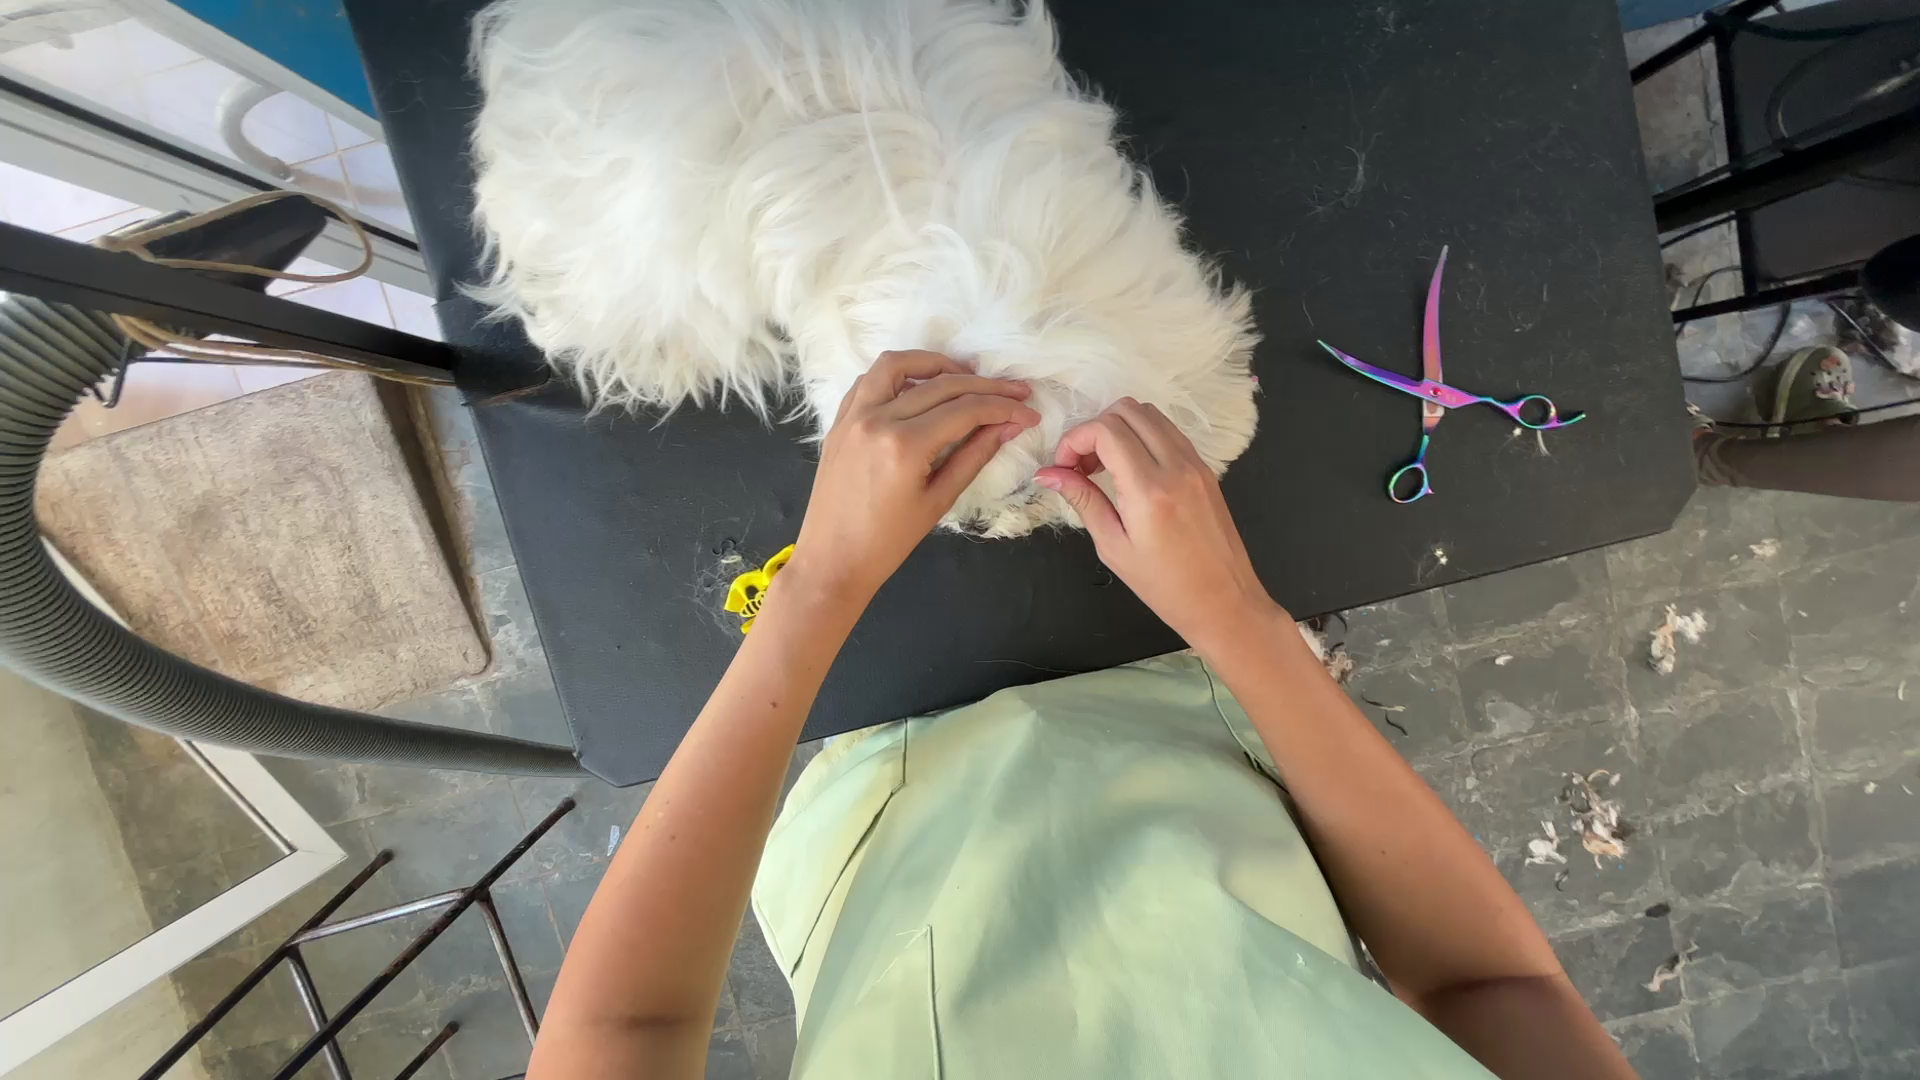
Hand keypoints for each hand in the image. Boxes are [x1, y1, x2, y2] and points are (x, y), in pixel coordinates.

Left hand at [789, 350, 1038, 600]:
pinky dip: (899, 375)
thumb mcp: (938, 501)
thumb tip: (1009, 426)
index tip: (1029, 413)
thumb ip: (975, 456)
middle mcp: (877, 419)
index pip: (966, 410)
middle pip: (941, 385)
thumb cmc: (888, 542)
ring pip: (899, 365)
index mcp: (905, 445)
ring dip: (937, 364)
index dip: (1003, 408)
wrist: (833, 560)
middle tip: (1016, 392)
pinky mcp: (840, 421)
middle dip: (986, 386)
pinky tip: (921, 387)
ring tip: (967, 376)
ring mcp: (853, 416)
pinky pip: (871, 381)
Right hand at [1034, 398, 1279, 650]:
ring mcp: (1195, 463)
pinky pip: (1168, 431)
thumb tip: (1046, 474)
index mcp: (1149, 489)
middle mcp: (1175, 466)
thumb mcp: (1113, 546)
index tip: (1063, 468)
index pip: (1105, 430)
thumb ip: (1082, 500)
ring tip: (1103, 468)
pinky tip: (1130, 470)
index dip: (1074, 439)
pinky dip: (1141, 436)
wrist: (1223, 601)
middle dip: (1093, 429)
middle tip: (1081, 466)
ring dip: (1118, 429)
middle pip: (1126, 409)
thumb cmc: (1163, 586)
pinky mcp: (1204, 468)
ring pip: (1149, 413)